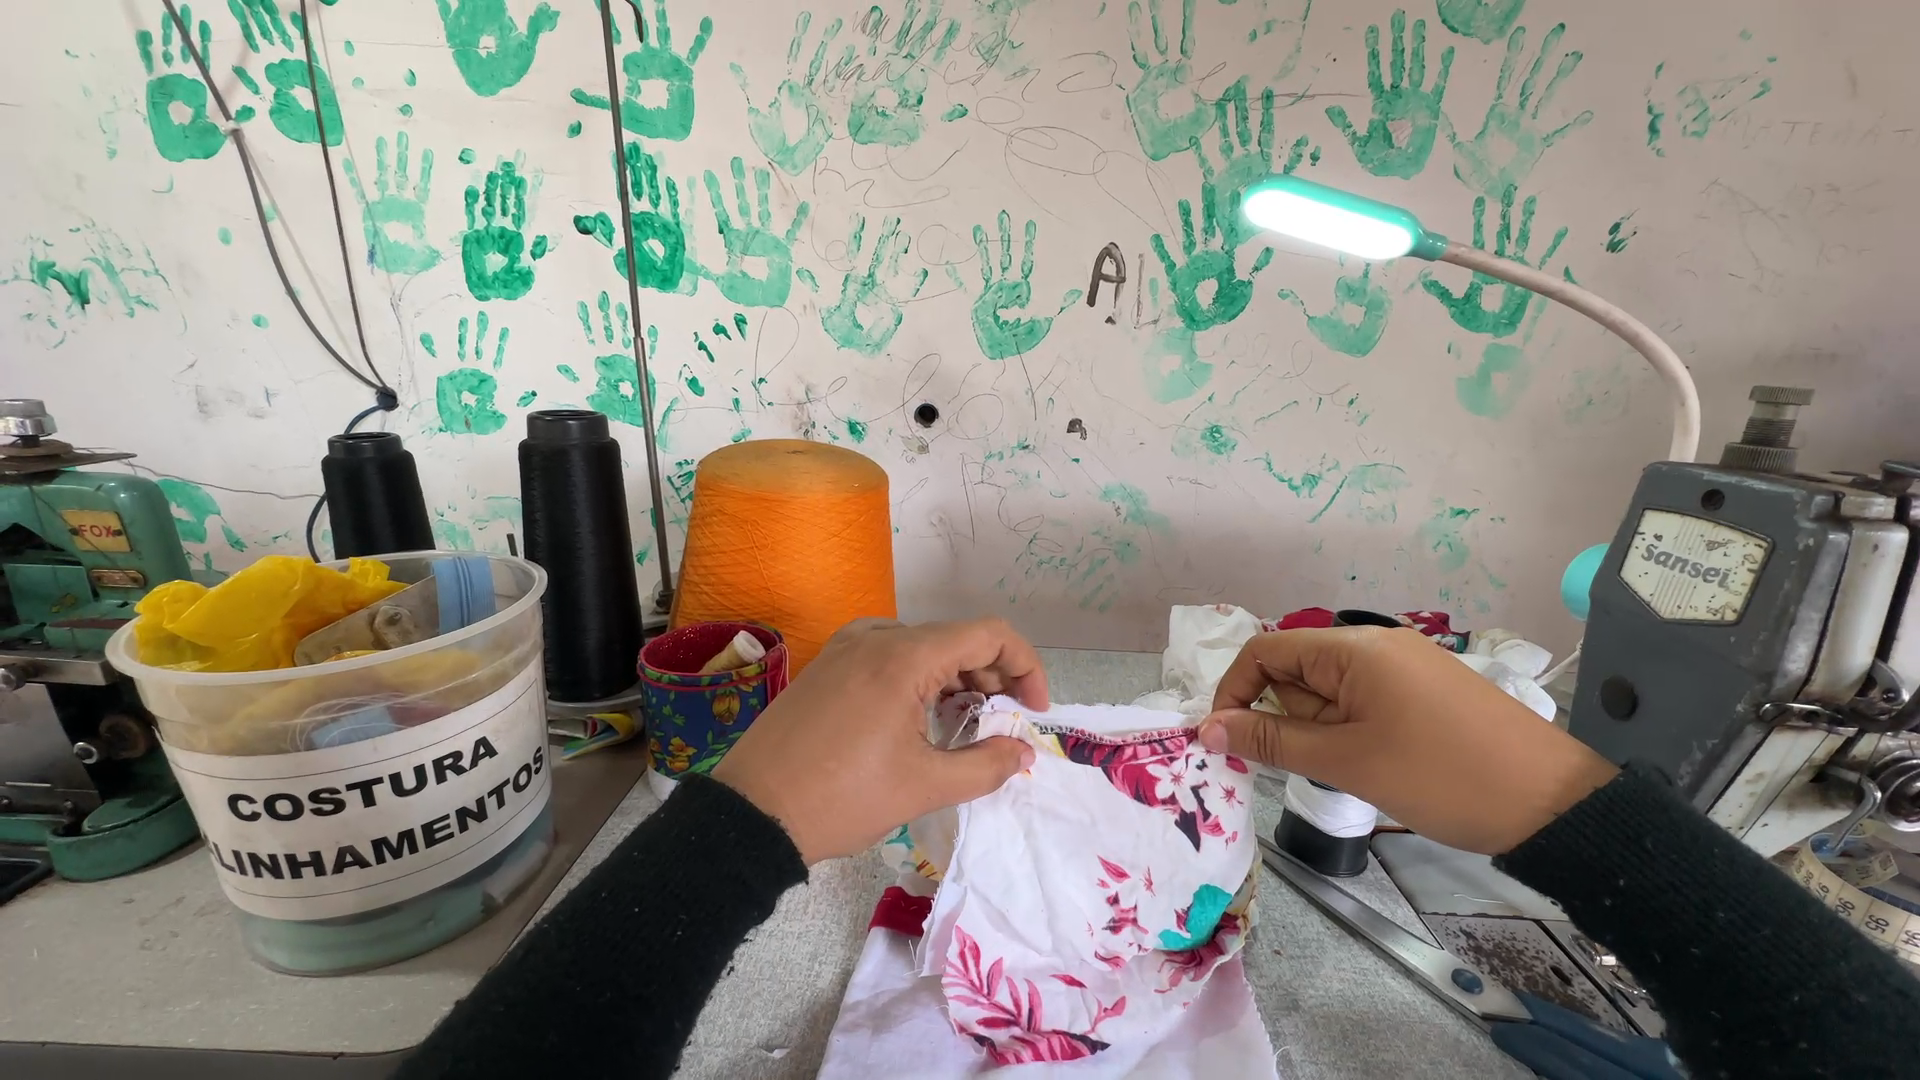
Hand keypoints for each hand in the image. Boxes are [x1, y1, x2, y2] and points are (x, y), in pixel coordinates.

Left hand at [713, 618, 1046, 864]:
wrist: (750, 813)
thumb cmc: (842, 797)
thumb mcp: (923, 786)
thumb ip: (985, 765)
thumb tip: (1023, 753)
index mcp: (905, 656)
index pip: (989, 634)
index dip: (1025, 666)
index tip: (1033, 711)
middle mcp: (877, 636)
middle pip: (956, 638)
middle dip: (993, 677)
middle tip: (1003, 725)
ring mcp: (847, 647)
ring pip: (923, 646)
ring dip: (957, 678)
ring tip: (966, 725)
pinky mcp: (829, 665)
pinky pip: (891, 655)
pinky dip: (921, 678)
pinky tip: (919, 717)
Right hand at [1196, 627, 1615, 853]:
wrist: (1560, 808)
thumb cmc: (1441, 778)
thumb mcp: (1346, 761)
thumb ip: (1270, 740)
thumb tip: (1205, 729)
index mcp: (1353, 648)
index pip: (1265, 651)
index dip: (1235, 692)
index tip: (1226, 740)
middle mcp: (1375, 643)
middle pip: (1296, 671)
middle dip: (1291, 718)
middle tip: (1326, 762)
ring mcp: (1403, 664)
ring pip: (1328, 691)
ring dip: (1324, 729)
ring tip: (1364, 766)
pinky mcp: (1424, 688)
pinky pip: (1362, 700)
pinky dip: (1351, 729)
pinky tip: (1382, 761)